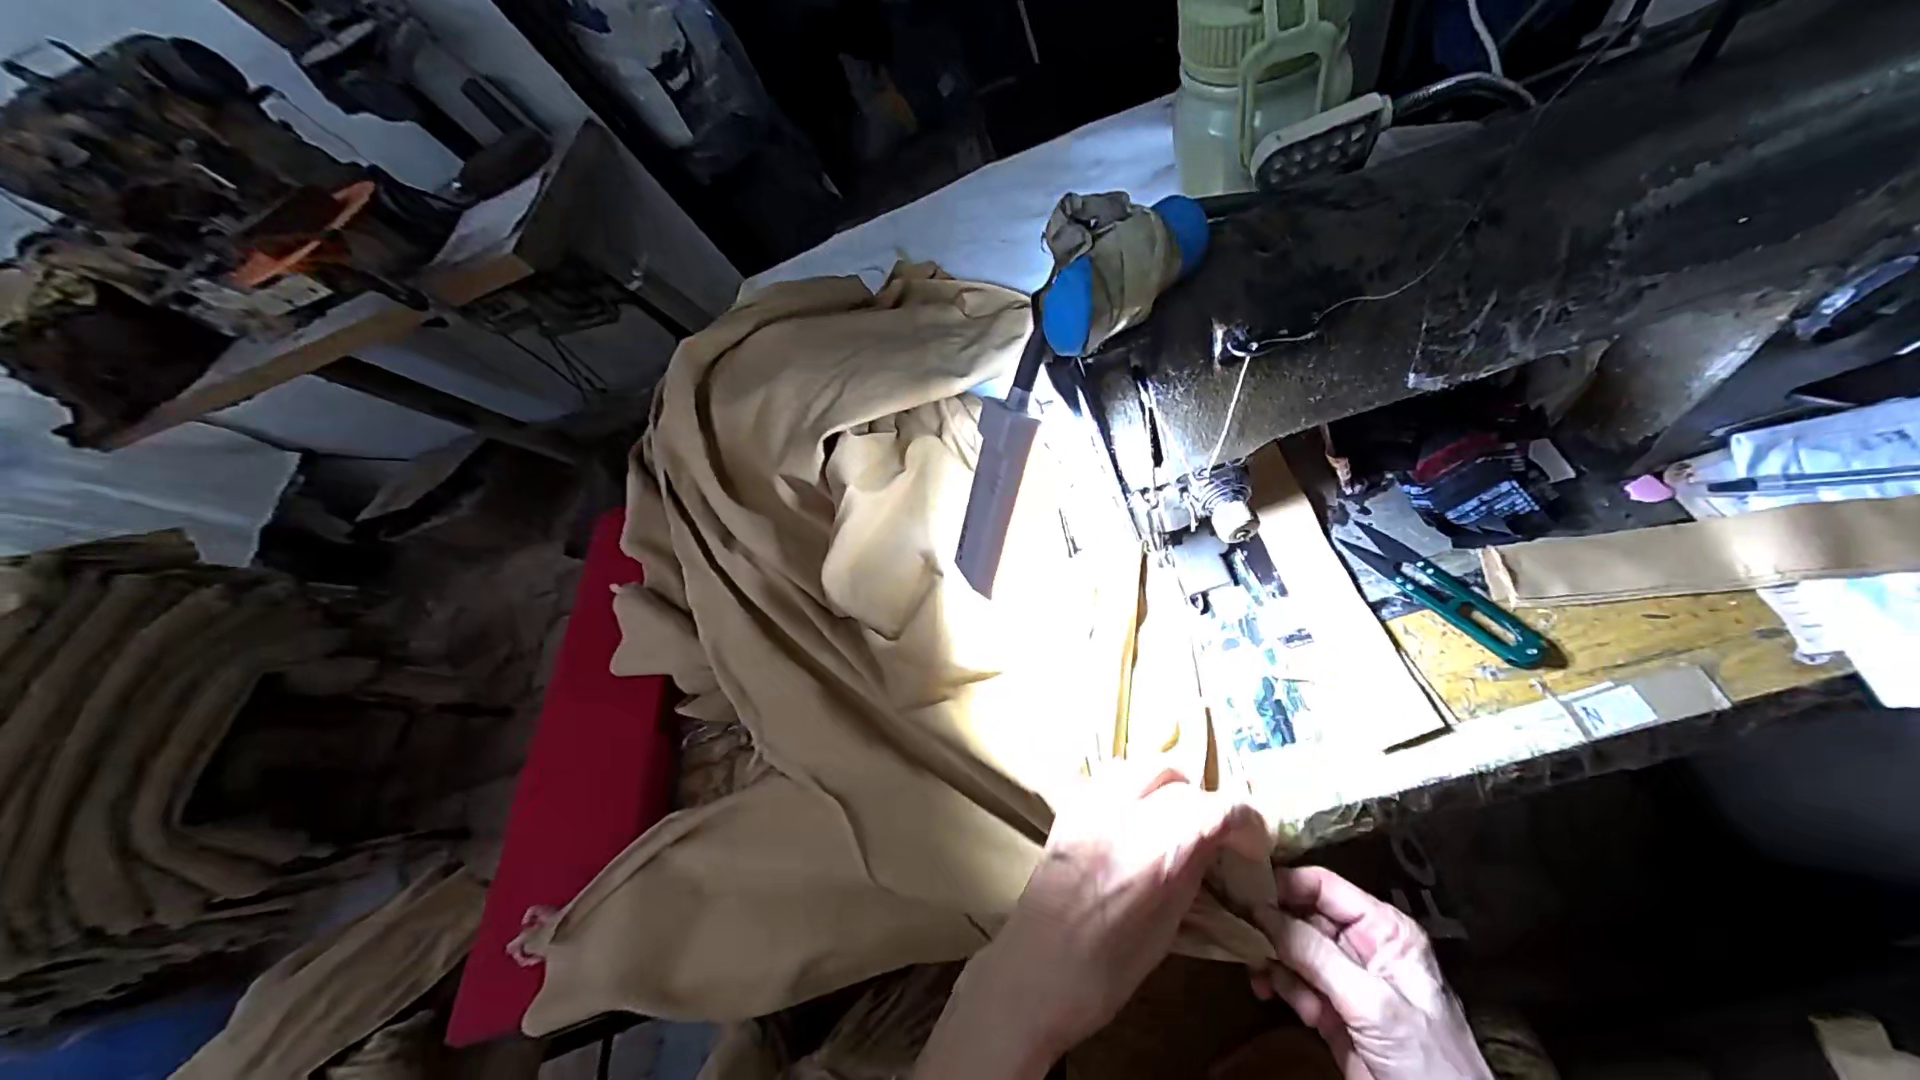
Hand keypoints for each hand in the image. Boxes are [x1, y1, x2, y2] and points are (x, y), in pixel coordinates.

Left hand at [914, 761, 1267, 1079]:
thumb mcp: (1167, 930)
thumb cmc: (1105, 972)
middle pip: (1181, 779)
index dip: (1246, 822)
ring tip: (1176, 818)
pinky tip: (1136, 816)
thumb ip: (1192, 874)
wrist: (1034, 972)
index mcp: (1154, 853)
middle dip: (1207, 802)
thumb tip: (1216, 847)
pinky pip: (1110, 775)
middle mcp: (1121, 815)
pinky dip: (1133, 786)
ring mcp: (1089, 805)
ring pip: (1143, 765)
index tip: (1252, 845)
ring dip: (1169, 784)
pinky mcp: (1068, 807)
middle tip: (1214, 835)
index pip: (1218, 807)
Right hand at [1248, 866, 1490, 1079]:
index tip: (1242, 892)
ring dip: (1268, 958)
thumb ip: (1314, 953)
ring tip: (1256, 973)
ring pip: (1289, 948)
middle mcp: (1360, 944)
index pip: (1321, 886)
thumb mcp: (1371, 1001)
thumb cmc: (1425, 1060)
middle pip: (1300, 915)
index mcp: (1382, 929)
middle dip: (1269, 926)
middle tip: (1238, 933)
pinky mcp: (1329, 1009)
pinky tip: (1269, 993)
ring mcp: (1343, 978)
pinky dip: (1276, 985)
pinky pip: (1291, 981)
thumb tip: (1258, 910)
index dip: (1282, 884)